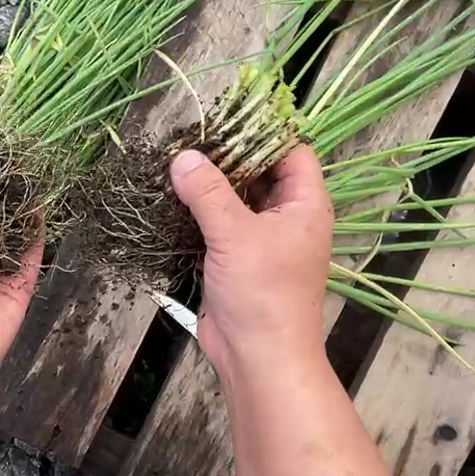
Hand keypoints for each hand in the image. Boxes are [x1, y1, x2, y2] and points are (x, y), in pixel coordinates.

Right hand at [171, 145, 332, 376]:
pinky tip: (170, 203)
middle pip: (258, 174)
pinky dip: (197, 215)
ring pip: (234, 202)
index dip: (261, 133)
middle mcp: (286, 218)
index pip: (290, 152)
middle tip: (187, 141)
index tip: (222, 120)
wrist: (258, 355)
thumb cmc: (263, 294)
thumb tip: (181, 157)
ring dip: (207, 189)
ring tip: (173, 166)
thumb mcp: (235, 235)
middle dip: (225, 159)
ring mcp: (259, 241)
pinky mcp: (234, 261)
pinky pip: (217, 227)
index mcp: (304, 205)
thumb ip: (207, 193)